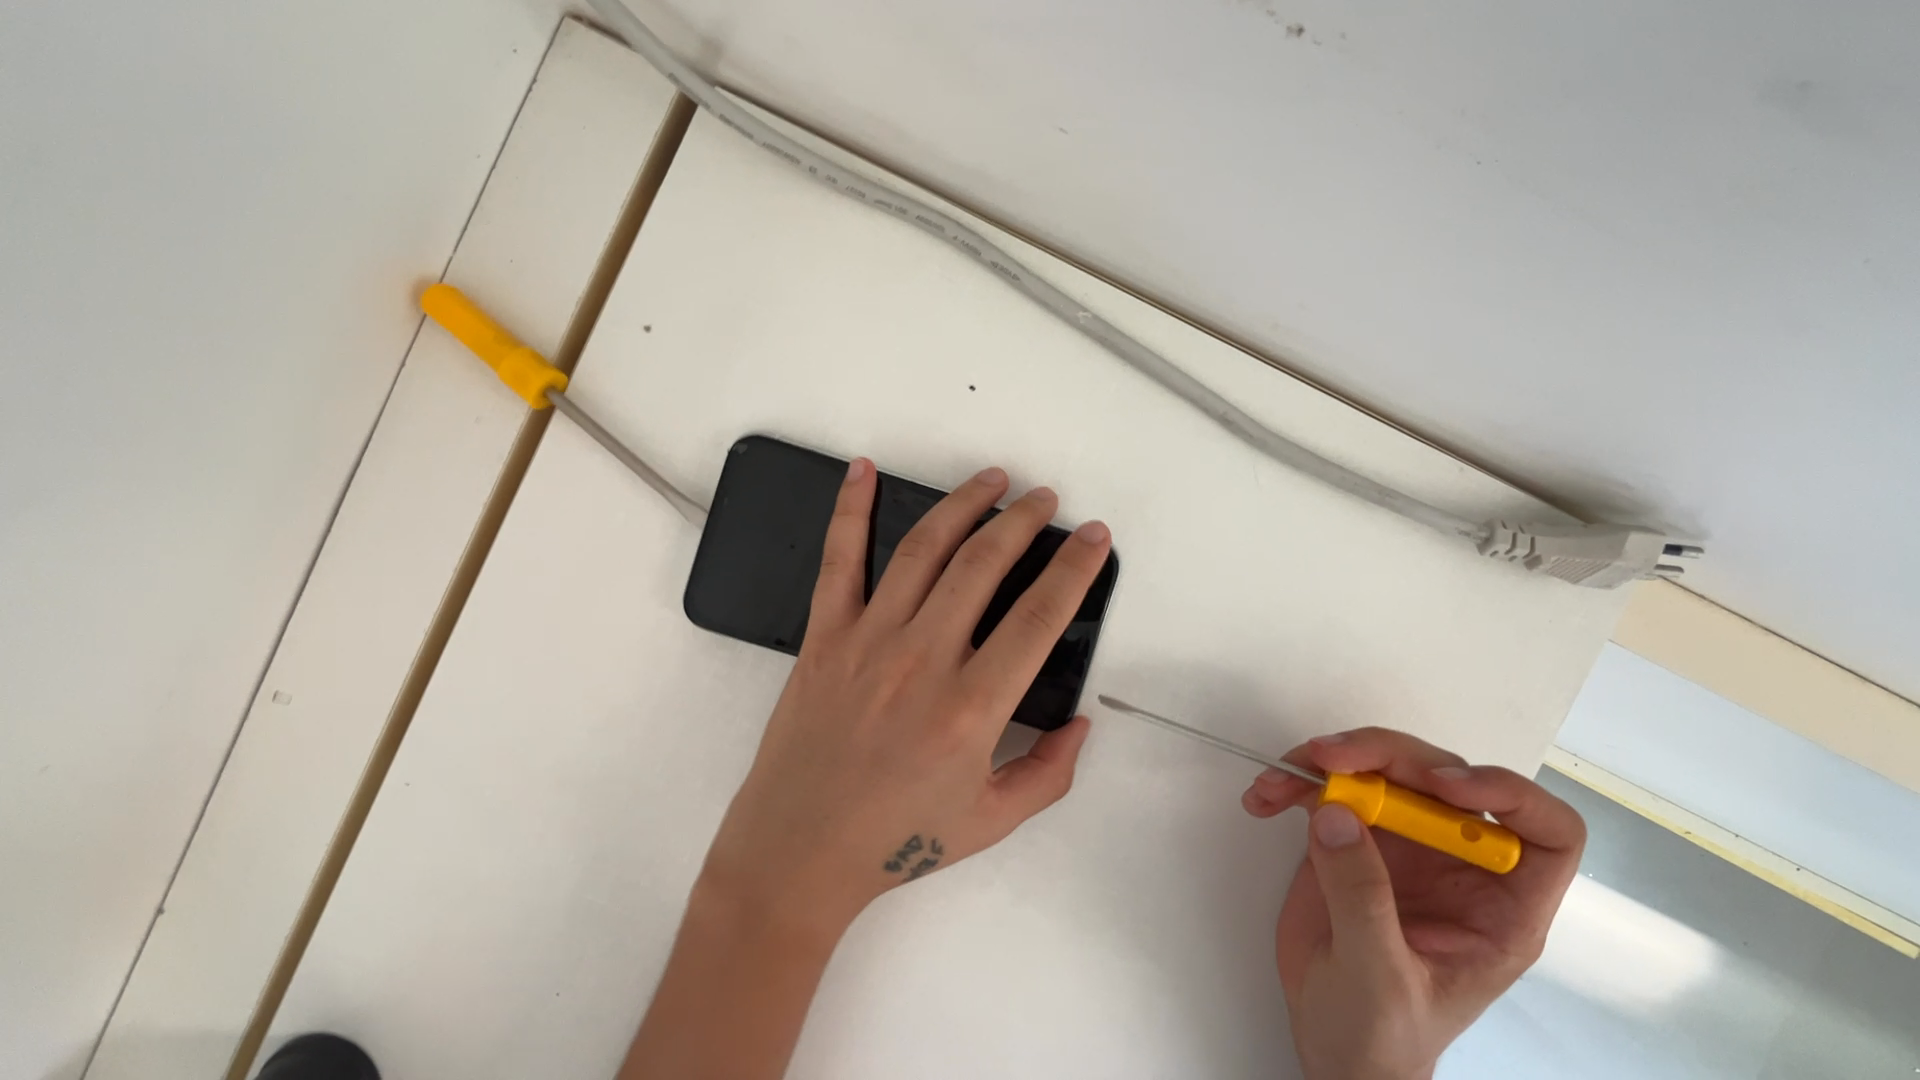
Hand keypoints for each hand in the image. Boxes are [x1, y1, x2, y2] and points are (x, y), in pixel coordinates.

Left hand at [699, 459, 1114, 935]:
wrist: (799, 850)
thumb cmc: (897, 841)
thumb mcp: (993, 820)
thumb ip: (1051, 772)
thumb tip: (1081, 723)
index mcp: (972, 708)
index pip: (1039, 617)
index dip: (1076, 568)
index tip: (1093, 537)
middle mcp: (923, 661)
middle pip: (984, 564)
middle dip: (1024, 520)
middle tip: (1044, 498)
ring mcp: (869, 641)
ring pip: (924, 550)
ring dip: (963, 504)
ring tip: (990, 480)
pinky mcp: (824, 636)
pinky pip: (839, 561)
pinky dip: (850, 510)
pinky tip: (863, 471)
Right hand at [1242, 728, 1584, 1079]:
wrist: (1331, 1045)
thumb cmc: (1381, 1034)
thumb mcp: (1380, 978)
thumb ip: (1364, 900)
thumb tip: (1336, 814)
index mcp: (1500, 905)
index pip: (1545, 832)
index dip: (1507, 794)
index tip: (1443, 786)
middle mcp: (1456, 862)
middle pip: (1440, 779)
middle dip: (1385, 757)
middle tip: (1326, 758)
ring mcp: (1402, 846)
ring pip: (1381, 771)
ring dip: (1326, 763)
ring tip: (1278, 778)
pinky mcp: (1350, 838)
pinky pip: (1328, 790)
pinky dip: (1293, 785)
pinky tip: (1262, 798)